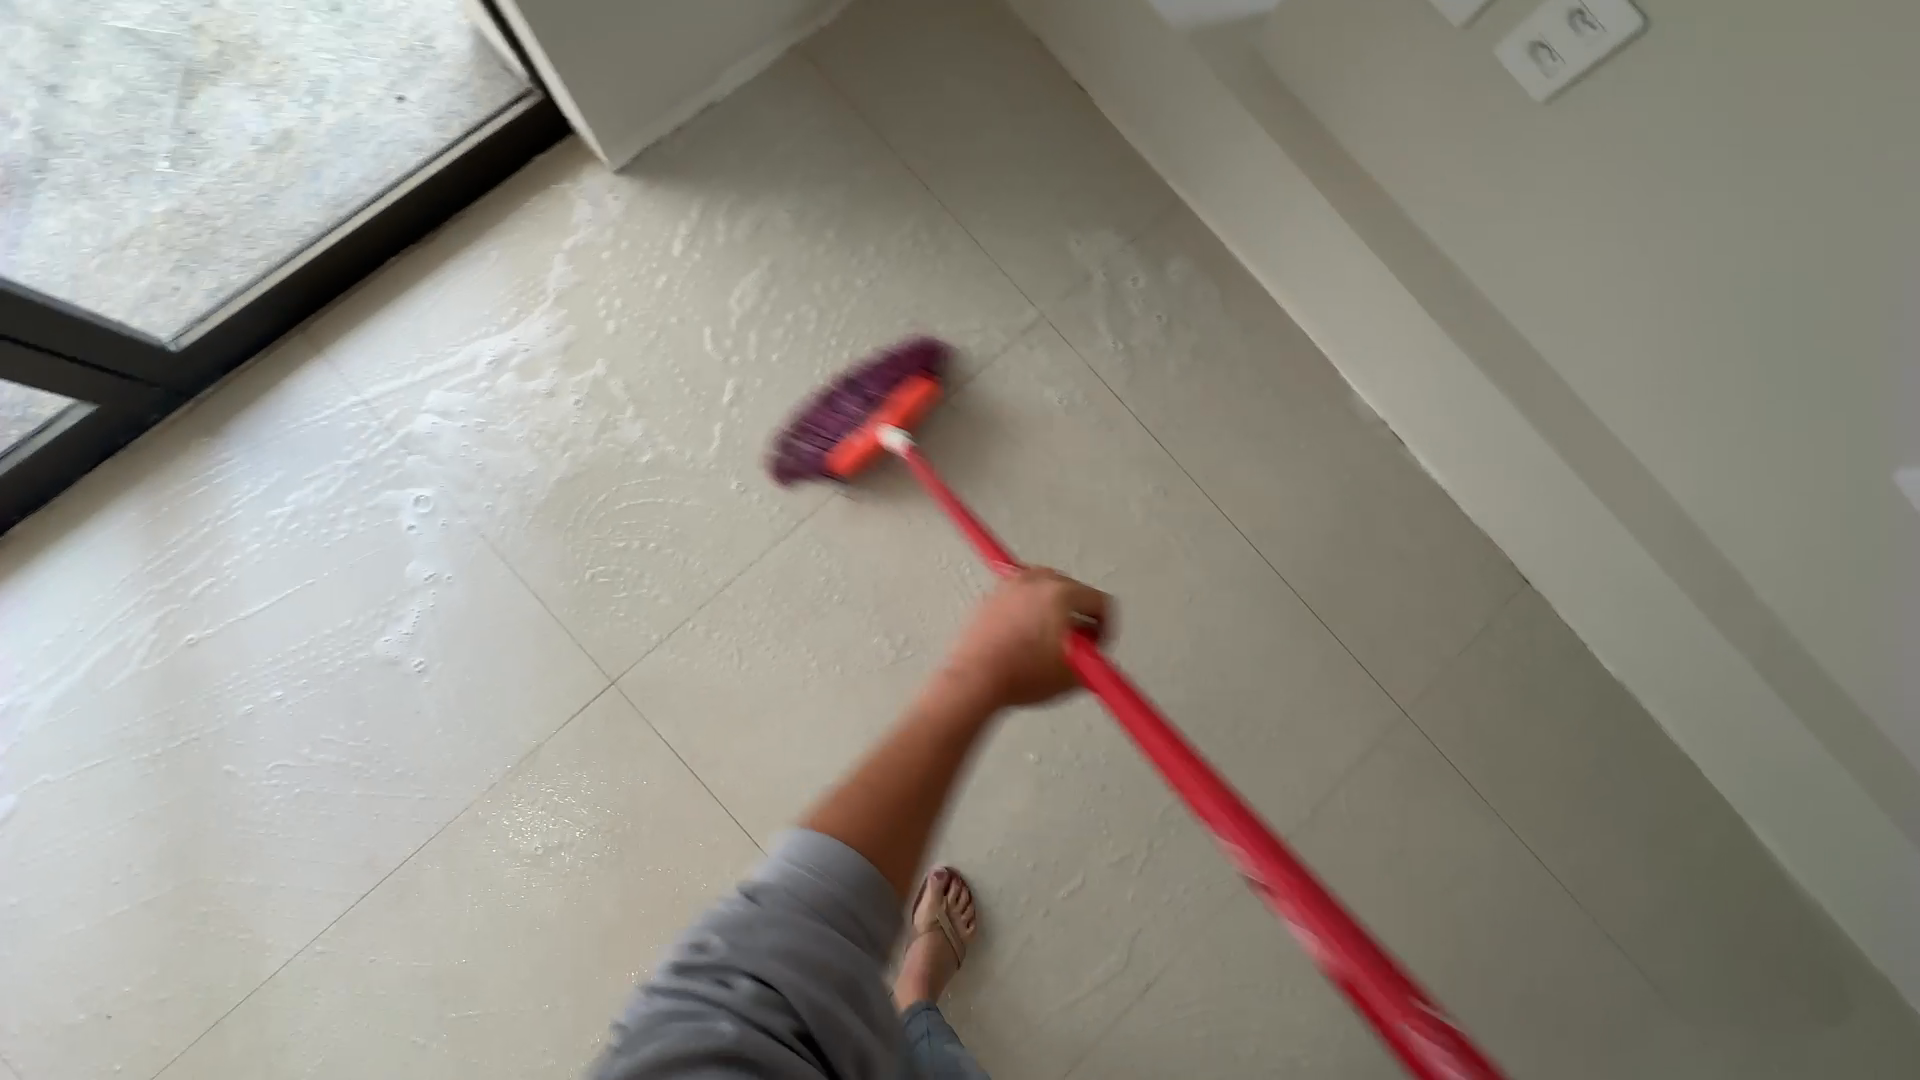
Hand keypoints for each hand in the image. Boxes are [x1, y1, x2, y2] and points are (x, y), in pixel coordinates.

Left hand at [942, 567, 1112, 708]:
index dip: (1104, 627)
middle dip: (1078, 615)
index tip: (1098, 643)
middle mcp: (1036, 580)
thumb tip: (1096, 656)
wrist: (976, 679)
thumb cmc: (1020, 674)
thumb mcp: (1075, 674)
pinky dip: (1026, 611)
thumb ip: (1094, 659)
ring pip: (1044, 590)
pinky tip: (1024, 636)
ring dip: (1052, 611)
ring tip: (1047, 641)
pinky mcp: (991, 595)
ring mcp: (1011, 585)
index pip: (1100, 601)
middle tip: (1075, 642)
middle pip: (1072, 589)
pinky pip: (1019, 597)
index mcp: (1062, 593)